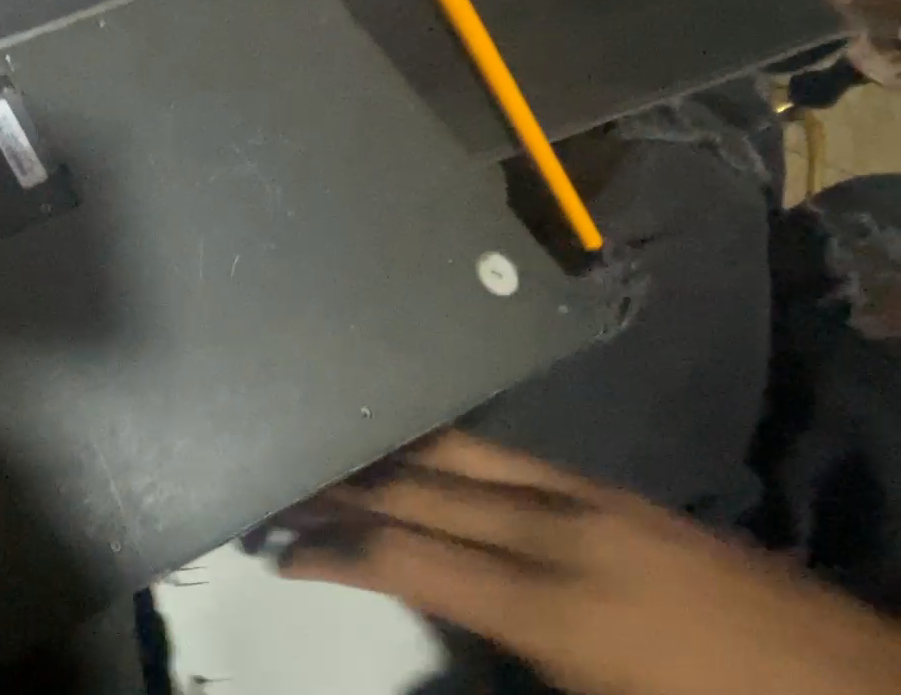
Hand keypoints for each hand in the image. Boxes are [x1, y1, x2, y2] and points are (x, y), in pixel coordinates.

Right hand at [281, 432, 900, 694]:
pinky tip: (402, 454)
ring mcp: (576, 493)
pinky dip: (427, 449)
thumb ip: (493, 648)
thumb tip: (420, 602)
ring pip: (441, 452)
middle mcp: (547, 528)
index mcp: (549, 605)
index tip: (281, 552)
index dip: (328, 552)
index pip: (401, 558)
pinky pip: (489, 449)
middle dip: (333, 494)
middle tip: (277, 495)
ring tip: (321, 464)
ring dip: (372, 458)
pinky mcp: (600, 483)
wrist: (864, 688)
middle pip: (408, 492)